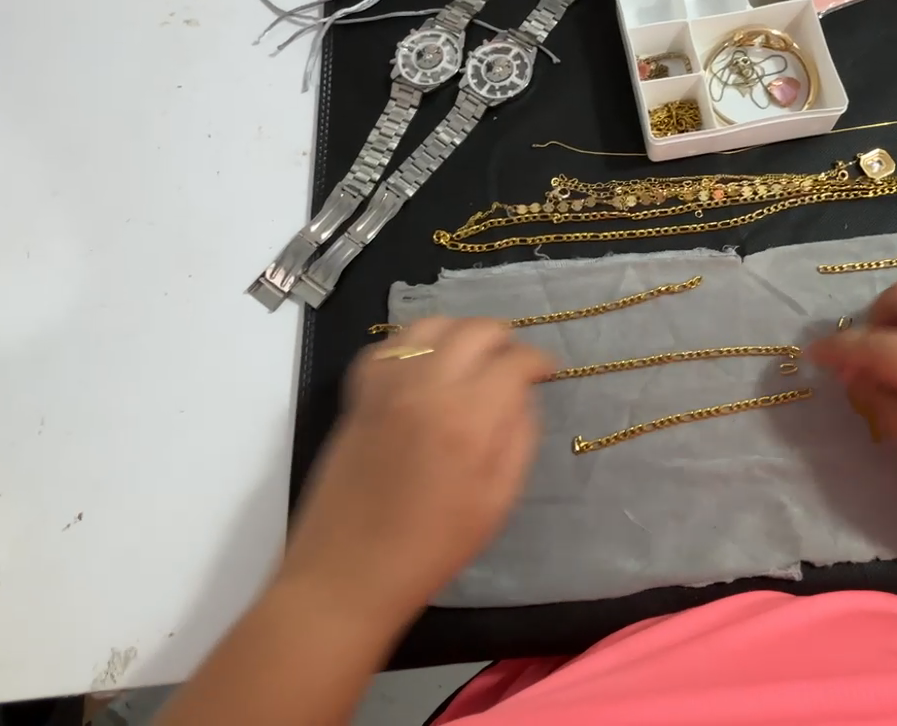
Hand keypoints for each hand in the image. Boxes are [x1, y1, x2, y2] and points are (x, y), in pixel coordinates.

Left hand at [272, 319, 553, 625]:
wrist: (349, 573)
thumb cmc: (433, 548)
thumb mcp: (497, 501)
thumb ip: (519, 437)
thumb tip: (523, 396)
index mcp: (470, 418)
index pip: (515, 361)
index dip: (540, 361)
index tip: (547, 371)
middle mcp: (428, 387)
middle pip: (476, 329)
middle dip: (505, 339)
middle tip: (513, 363)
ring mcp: (388, 385)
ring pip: (432, 324)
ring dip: (460, 332)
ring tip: (471, 356)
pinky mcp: (359, 393)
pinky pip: (388, 344)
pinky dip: (413, 344)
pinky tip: (424, 367)